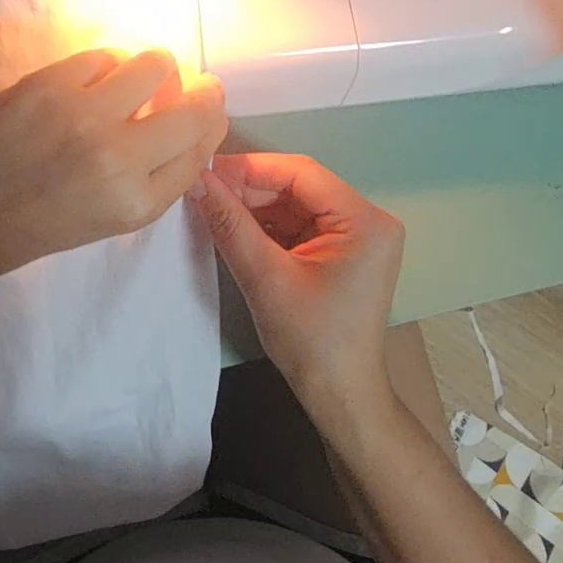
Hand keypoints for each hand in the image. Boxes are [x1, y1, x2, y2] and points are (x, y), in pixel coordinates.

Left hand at [0, 49, 226, 291]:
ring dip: (153, 71)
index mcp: (138, 201)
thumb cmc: (41, 224)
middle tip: (184, 87)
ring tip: (129, 86)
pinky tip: (89, 85)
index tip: (205, 107)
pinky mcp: (47, 84)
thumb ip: (161, 177)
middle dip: (201, 91)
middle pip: (194, 104)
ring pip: (154, 63)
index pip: (201, 147)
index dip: (210, 121)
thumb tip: (196, 126)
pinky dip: (106, 67)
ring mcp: (82, 114)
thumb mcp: (114, 218)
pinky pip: (103, 54)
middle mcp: (119, 156)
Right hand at [191, 154, 404, 420]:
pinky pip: (295, 224)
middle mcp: (366, 220)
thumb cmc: (311, 340)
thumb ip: (230, 224)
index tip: (205, 170)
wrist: (338, 395)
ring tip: (209, 206)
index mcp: (364, 221)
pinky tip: (231, 225)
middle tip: (201, 190)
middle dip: (248, 188)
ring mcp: (353, 236)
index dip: (250, 167)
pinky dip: (263, 225)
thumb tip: (196, 180)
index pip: (301, 174)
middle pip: (297, 187)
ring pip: (292, 204)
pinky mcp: (337, 252)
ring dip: (252, 206)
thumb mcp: (265, 278)